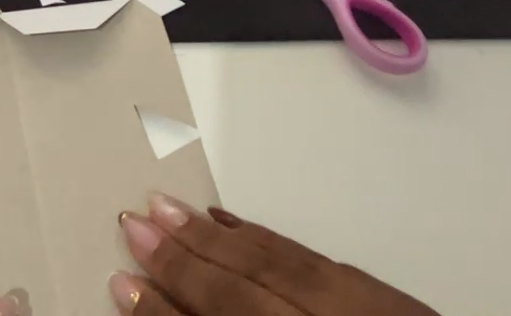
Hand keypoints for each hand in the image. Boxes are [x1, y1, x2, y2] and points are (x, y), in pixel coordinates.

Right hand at [109, 194, 438, 315]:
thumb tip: (174, 307)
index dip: (163, 312)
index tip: (122, 284)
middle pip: (239, 296)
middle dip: (180, 260)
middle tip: (131, 222)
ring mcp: (362, 312)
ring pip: (273, 264)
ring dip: (212, 235)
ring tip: (164, 205)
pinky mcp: (388, 298)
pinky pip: (310, 257)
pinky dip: (262, 237)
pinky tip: (230, 220)